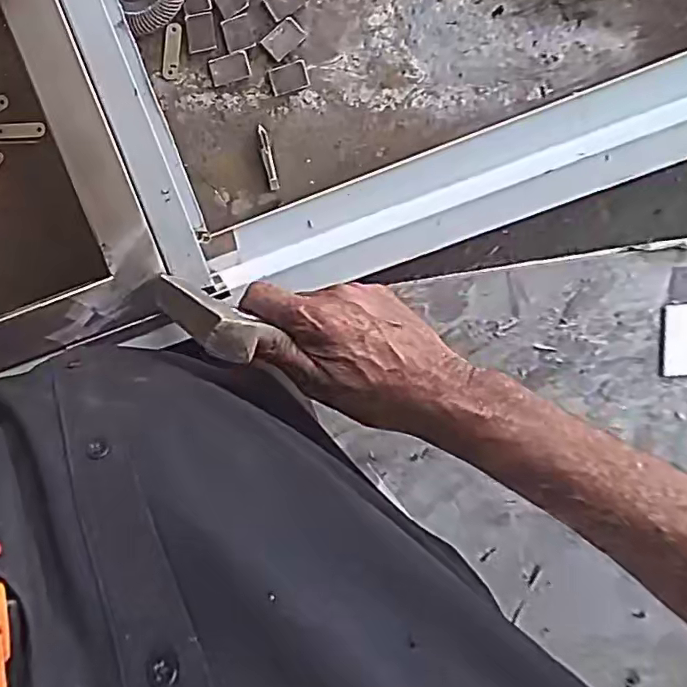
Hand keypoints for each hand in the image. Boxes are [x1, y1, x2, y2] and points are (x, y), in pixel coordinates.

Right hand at [241, 281, 524, 439]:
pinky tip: (363, 346)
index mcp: (314, 316)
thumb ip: (277, 353)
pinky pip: (346, 301)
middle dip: (292, 326)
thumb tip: (247, 336)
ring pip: (319, 302)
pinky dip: (346, 320)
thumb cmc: (385, 394)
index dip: (250, 314)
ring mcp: (359, 292)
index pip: (258, 294)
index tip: (257, 332)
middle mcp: (335, 294)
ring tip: (344, 355)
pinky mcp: (378, 294)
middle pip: (290, 300)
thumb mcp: (318, 384)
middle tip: (311, 358)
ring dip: (321, 324)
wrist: (439, 391)